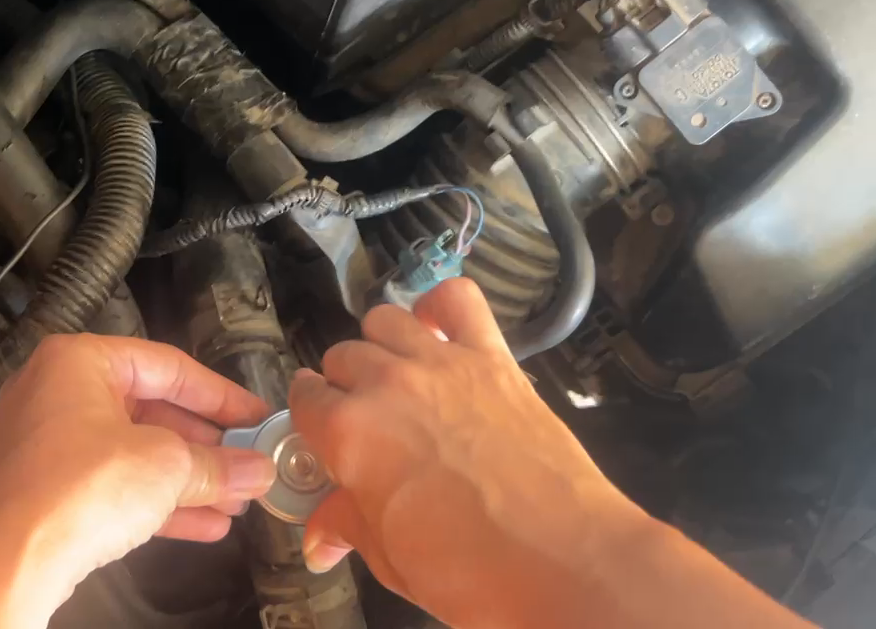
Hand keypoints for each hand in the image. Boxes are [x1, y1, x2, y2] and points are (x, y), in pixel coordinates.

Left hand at [0, 335, 275, 628]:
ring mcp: (48, 439)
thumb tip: (261, 469)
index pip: (165, 365)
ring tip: (237, 502)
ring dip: (186, 477)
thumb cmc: (82, 487)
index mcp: (80, 360)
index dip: (219, 393)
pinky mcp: (45, 486)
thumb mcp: (162, 466)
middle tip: (250, 466)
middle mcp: (59, 388)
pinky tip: (206, 526)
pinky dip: (155, 500)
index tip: (260, 417)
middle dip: (204, 445)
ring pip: (132, 450)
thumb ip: (216, 464)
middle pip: (148, 408)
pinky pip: (111, 481)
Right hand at [291, 277, 813, 628]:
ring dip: (381, 346)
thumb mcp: (391, 560)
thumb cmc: (469, 575)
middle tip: (367, 419)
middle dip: (343, 385)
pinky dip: (441, 306)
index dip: (310, 414)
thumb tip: (316, 540)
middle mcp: (382, 382)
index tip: (323, 431)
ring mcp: (437, 363)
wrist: (572, 571)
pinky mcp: (489, 357)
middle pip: (340, 357)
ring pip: (382, 320)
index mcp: (347, 430)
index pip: (303, 397)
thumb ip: (345, 527)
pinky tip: (438, 330)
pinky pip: (457, 300)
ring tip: (399, 376)